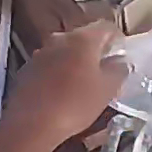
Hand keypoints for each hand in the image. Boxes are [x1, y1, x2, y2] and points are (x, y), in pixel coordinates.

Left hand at [3, 22, 126, 144]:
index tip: (123, 53)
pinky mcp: (28, 68)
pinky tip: (64, 91)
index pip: (106, 26)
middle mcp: (60, 39)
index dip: (118, 38)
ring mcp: (41, 52)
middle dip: (97, 50)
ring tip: (85, 81)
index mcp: (82, 39)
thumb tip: (120, 62)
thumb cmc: (76, 104)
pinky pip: (51, 63)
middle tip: (107, 69)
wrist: (32, 124)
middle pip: (84, 37)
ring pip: (66, 50)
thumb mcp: (107, 90)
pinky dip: (60, 71)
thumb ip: (118, 71)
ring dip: (77, 60)